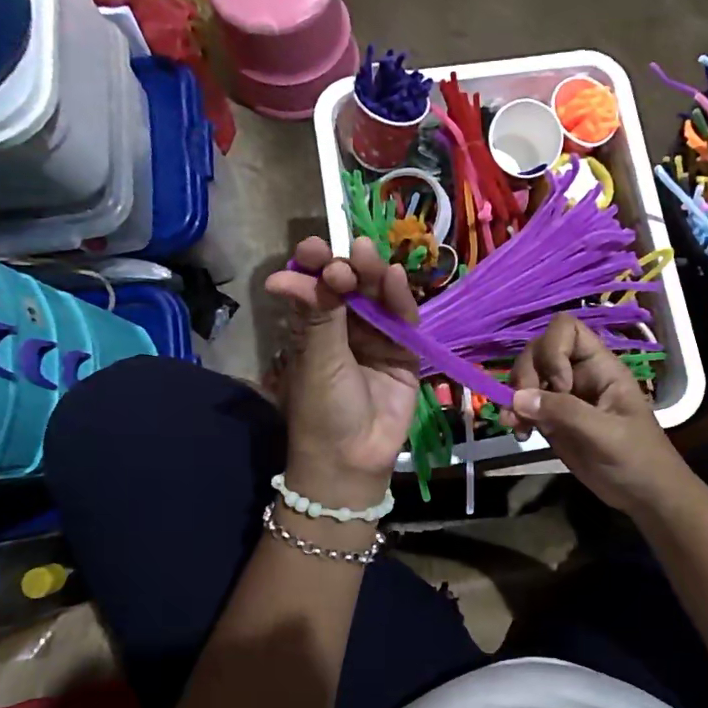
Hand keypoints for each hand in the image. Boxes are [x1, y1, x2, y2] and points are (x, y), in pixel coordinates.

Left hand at [264, 237, 418, 507]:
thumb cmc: (323, 410)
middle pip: (351, 288)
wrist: (353, 458)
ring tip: (368, 257)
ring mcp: (377, 340)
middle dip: (348, 267)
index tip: (312, 249)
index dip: (315, 266)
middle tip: (345, 255)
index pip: (316, 287)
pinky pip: (403, 321)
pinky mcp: (405, 353)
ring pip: (378, 299)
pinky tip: (394, 278)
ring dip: (374, 276)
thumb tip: (303, 269)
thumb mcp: (317, 359)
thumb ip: (320, 313)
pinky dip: (400, 299)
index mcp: (315, 329)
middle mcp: (346, 329)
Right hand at [502, 314, 690, 516]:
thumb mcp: (606, 434)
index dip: (553, 349)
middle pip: (539, 350)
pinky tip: (519, 433)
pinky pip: (525, 404)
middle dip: (525, 375)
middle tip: (523, 408)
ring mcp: (564, 396)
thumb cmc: (637, 458)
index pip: (567, 329)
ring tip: (515, 425)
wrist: (644, 494)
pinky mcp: (553, 419)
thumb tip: (517, 397)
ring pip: (528, 376)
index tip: (558, 386)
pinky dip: (515, 414)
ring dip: (514, 395)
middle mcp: (578, 374)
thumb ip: (564, 412)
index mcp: (600, 366)